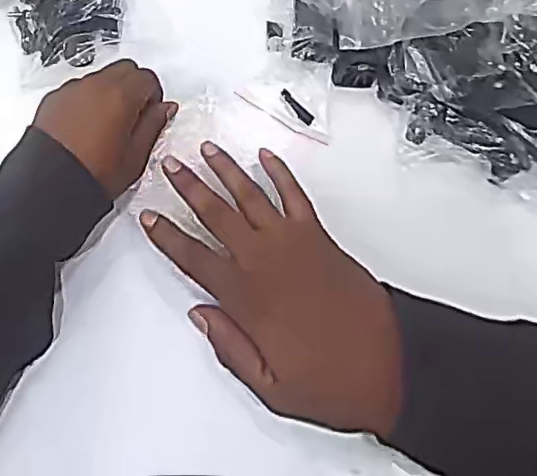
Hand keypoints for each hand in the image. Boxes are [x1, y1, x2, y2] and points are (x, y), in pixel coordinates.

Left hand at [33, 59, 175, 198]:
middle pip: (125, 69)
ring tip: (107, 125)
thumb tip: (164, 109)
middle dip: (133, 87)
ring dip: (109, 92)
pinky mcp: (53, 99)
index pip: (148, 78)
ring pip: (101, 78)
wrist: (46, 188)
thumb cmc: (88, 175)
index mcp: (121, 94)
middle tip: (133, 113)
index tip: (151, 111)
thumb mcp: (135, 156)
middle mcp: (95, 85)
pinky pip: (77, 90)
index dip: (153, 95)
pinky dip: (86, 100)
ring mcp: (72, 90)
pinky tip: (86, 127)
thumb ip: (154, 124)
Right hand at [140, 143, 401, 437]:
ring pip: (249, 195)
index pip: (194, 258)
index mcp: (247, 298)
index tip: (150, 218)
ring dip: (226, 169)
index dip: (167, 237)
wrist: (387, 360)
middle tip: (170, 165)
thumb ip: (230, 348)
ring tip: (208, 149)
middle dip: (189, 186)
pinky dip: (279, 172)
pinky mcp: (317, 234)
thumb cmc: (331, 379)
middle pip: (215, 213)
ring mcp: (291, 241)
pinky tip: (265, 157)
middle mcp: (264, 261)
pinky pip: (293, 193)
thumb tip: (201, 316)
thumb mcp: (270, 387)